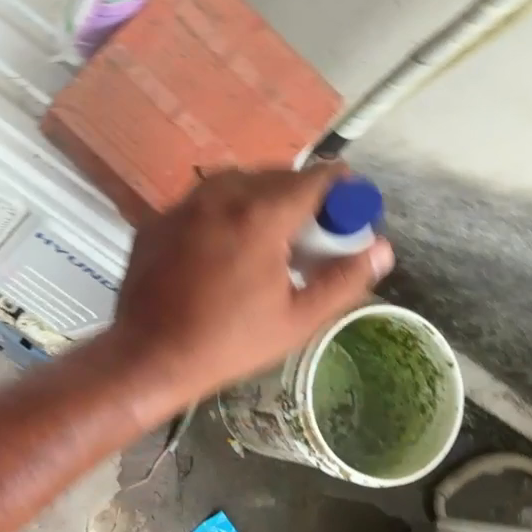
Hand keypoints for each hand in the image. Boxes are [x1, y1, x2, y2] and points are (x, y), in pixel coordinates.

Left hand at [112, 165, 392, 400]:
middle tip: (309, 231)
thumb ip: (344, 279)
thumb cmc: (228, 343)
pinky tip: (221, 247)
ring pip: (233, 182)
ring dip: (258, 197)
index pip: (316, 177)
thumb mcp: (297, 320)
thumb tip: (382, 249)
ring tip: (266, 236)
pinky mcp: (155, 221)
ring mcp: (181, 206)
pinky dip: (219, 213)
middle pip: (275, 175)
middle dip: (300, 194)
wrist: (149, 356)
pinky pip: (198, 202)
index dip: (340, 190)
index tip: (347, 210)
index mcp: (261, 216)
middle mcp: (219, 197)